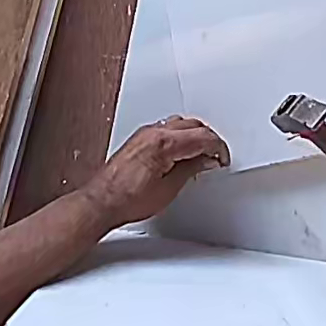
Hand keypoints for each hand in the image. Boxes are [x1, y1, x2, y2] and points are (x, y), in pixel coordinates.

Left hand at [79, 117, 229, 230]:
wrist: (103, 202)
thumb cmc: (128, 199)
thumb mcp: (170, 188)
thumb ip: (191, 168)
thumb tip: (206, 160)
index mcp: (164, 143)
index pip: (203, 136)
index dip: (218, 148)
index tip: (222, 159)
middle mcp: (153, 133)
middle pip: (193, 125)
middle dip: (208, 139)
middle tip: (215, 157)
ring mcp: (144, 135)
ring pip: (179, 124)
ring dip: (193, 136)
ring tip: (200, 156)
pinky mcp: (138, 140)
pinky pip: (165, 129)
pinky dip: (178, 137)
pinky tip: (181, 153)